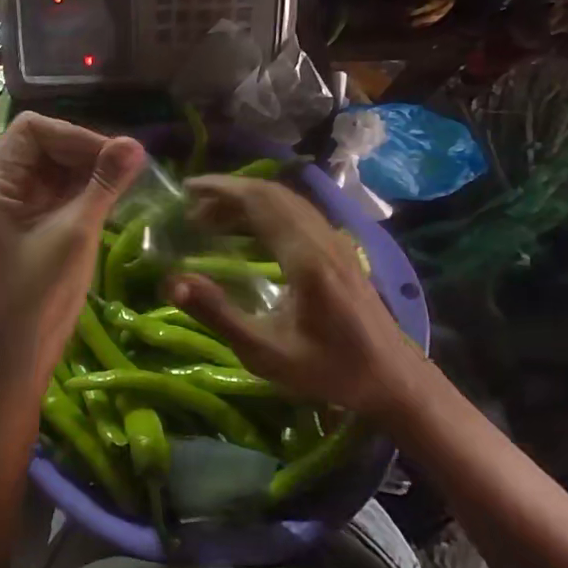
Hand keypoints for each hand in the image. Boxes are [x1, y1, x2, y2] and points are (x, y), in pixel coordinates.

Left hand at [0, 114, 143, 386]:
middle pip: (44, 145)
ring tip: (125, 179)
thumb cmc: (40, 295)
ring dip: (90, 168)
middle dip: (84, 150)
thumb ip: (104, 185)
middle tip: (125, 167)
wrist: (22, 353)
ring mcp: (19, 205)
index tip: (109, 155)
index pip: (31, 130)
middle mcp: (3, 188)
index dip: (72, 135)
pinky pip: (62, 189)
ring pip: (56, 166)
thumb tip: (136, 143)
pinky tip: (113, 194)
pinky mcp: (35, 221)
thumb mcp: (76, 233)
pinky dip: (87, 187)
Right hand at [169, 176, 428, 417]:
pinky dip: (265, 211)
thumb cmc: (329, 370)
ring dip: (246, 202)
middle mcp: (322, 238)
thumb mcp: (266, 352)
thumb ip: (218, 314)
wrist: (393, 379)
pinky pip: (298, 214)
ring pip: (286, 202)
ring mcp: (335, 241)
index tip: (187, 188)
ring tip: (210, 219)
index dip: (221, 189)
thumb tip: (173, 283)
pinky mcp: (340, 250)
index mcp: (306, 257)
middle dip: (228, 193)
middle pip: (272, 195)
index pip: (259, 201)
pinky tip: (247, 232)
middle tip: (191, 208)